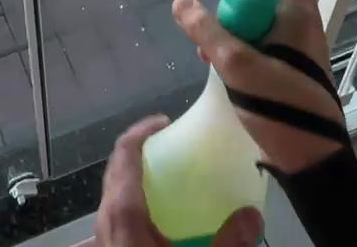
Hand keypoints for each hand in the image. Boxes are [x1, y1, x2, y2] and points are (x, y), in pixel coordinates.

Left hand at [95, 115, 263, 246]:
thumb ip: (230, 242)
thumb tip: (252, 213)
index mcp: (124, 214)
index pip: (125, 154)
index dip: (142, 130)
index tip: (165, 121)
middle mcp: (106, 223)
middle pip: (115, 172)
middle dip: (137, 153)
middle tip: (167, 147)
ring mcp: (103, 243)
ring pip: (112, 197)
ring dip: (132, 181)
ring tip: (162, 181)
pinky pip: (114, 221)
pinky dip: (130, 207)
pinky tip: (154, 223)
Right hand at [173, 0, 347, 173]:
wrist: (313, 163)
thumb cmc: (281, 107)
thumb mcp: (236, 64)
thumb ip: (206, 30)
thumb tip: (180, 1)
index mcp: (299, 15)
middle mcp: (303, 27)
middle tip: (214, 12)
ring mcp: (299, 51)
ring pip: (263, 20)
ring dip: (234, 26)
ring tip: (209, 47)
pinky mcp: (293, 72)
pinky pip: (265, 44)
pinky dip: (242, 46)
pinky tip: (219, 67)